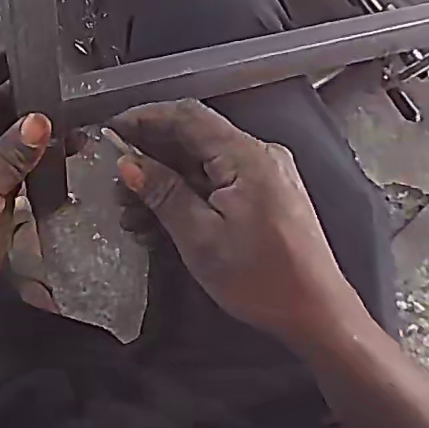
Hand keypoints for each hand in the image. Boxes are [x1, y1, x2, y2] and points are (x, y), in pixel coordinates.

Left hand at [0, 55, 49, 304]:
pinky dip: (42, 151)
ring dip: (38, 127)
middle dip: (26, 101)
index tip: (24, 52)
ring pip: (10, 132)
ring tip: (72, 118)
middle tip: (61, 89)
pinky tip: (68, 145)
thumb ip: (7, 154)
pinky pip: (21, 156)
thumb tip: (40, 121)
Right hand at [109, 100, 365, 346]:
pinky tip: (163, 217)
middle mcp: (259, 154)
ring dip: (167, 178)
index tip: (111, 131)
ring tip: (132, 208)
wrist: (317, 312)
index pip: (187, 116)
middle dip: (152, 153)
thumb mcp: (202, 238)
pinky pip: (220, 179)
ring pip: (204, 161)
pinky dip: (190, 192)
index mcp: (246, 155)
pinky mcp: (267, 193)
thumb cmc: (261, 278)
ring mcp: (265, 173)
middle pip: (195, 136)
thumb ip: (165, 193)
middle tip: (116, 178)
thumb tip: (129, 163)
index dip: (145, 118)